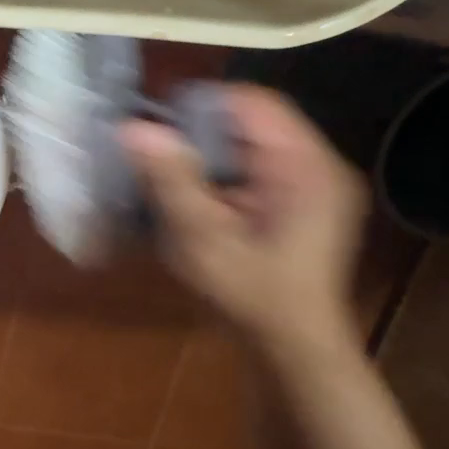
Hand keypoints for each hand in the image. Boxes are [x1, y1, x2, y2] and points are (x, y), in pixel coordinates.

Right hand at [121, 86, 366, 360]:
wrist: (290, 344)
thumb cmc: (249, 290)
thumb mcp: (201, 233)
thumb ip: (170, 177)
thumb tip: (132, 126)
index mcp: (305, 169)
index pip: (254, 104)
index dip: (201, 103)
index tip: (155, 122)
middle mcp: (316, 167)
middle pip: (248, 121)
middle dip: (195, 130)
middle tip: (149, 149)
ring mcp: (310, 186)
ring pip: (245, 143)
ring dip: (201, 151)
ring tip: (161, 170)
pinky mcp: (296, 202)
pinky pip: (250, 165)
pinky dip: (215, 170)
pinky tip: (189, 194)